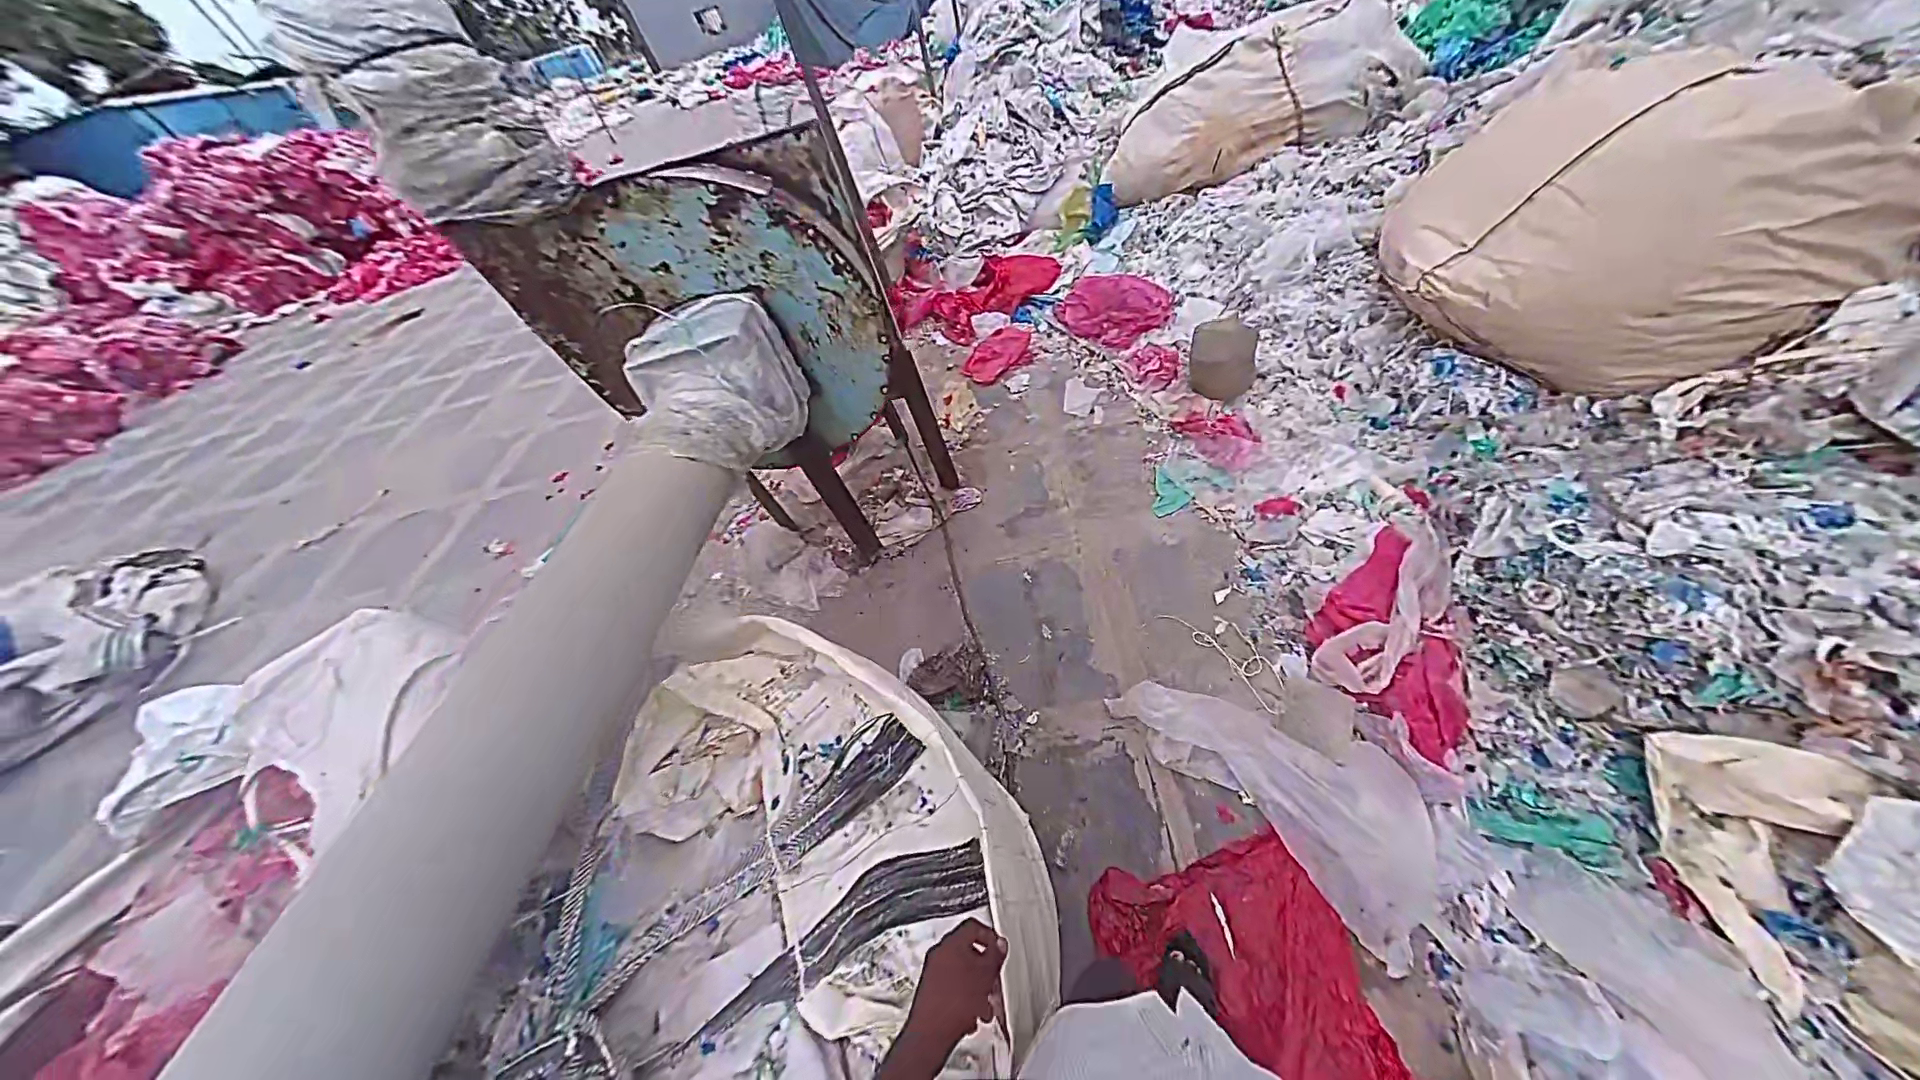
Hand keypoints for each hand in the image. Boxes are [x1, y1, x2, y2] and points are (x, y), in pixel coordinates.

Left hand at [878, 918, 1006, 1079]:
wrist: (931, 1033)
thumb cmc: (955, 1003)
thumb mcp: (986, 975)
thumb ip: (995, 955)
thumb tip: (999, 944)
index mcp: (952, 943)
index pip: (973, 926)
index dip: (989, 936)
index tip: (998, 948)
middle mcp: (939, 953)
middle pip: (968, 951)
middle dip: (984, 969)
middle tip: (993, 981)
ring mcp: (932, 972)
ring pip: (961, 972)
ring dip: (977, 987)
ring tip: (985, 1006)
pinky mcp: (930, 991)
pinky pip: (952, 987)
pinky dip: (964, 997)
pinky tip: (972, 1015)